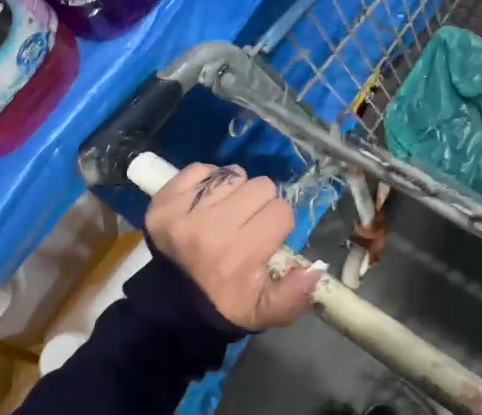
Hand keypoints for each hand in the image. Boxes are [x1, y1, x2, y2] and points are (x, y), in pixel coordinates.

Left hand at [144, 163, 322, 330]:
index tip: (266, 240)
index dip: (278, 225)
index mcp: (239, 253)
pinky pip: (201, 169)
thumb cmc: (222, 305)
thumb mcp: (262, 312)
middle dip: (259, 204)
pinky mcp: (165, 199)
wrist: (169, 307)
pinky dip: (208, 180)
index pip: (281, 212)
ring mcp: (185, 210)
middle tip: (247, 225)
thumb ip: (293, 296)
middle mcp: (212, 227)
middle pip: (261, 186)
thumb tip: (316, 270)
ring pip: (234, 174)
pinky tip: (206, 202)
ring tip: (226, 213)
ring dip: (235, 190)